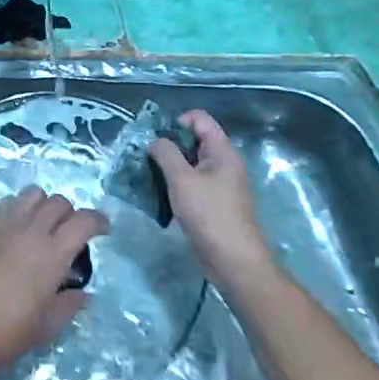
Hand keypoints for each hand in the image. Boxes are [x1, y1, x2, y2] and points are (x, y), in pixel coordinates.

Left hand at [0, 186, 109, 377]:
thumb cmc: (9, 331)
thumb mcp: (49, 325)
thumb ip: (70, 304)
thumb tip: (83, 293)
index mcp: (52, 255)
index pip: (83, 221)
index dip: (98, 220)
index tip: (104, 229)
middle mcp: (30, 231)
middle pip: (59, 202)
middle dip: (71, 214)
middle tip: (70, 233)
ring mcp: (3, 224)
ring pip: (32, 194)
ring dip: (44, 205)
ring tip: (43, 225)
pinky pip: (6, 203)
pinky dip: (18, 208)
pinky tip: (16, 228)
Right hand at [150, 110, 273, 286]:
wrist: (233, 260)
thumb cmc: (209, 214)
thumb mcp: (182, 179)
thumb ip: (166, 153)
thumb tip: (155, 141)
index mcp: (222, 152)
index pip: (200, 119)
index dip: (177, 121)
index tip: (156, 138)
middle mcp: (222, 164)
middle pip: (192, 140)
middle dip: (167, 144)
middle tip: (145, 156)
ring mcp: (217, 184)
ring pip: (188, 163)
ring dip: (167, 165)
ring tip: (146, 174)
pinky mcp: (210, 202)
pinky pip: (189, 182)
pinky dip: (173, 182)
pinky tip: (157, 193)